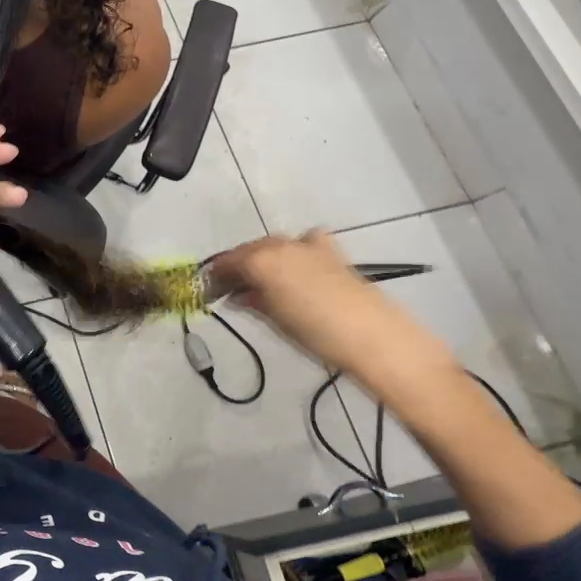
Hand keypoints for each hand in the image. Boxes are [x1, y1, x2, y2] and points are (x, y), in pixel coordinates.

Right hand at [209, 231, 453, 388]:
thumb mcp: (275, 319)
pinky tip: (296, 267)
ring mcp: (306, 244)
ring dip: (262, 260)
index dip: (214, 277)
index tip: (206, 291)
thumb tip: (236, 295)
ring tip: (261, 283)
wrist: (373, 336)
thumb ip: (251, 301)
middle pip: (248, 251)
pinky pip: (302, 244)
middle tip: (230, 290)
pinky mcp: (330, 251)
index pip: (226, 262)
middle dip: (237, 268)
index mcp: (260, 260)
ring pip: (273, 246)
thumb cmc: (316, 332)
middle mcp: (279, 244)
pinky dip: (293, 252)